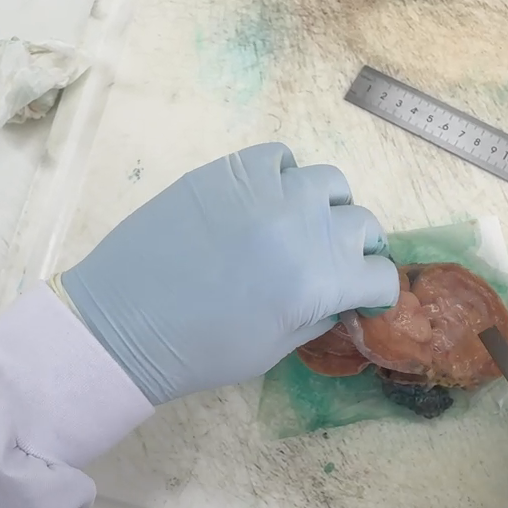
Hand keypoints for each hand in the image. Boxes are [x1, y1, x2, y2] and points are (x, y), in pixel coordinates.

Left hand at [61, 144, 399, 404]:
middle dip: (357, 248)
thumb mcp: (273, 350)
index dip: (376, 290)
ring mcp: (270, 191)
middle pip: (364, 224)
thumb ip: (318, 318)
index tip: (361, 296)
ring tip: (301, 223)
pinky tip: (266, 198)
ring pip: (330, 181)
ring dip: (327, 205)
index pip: (382, 275)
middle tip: (330, 262)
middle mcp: (307, 227)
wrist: (125, 320)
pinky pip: (280, 156)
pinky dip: (284, 175)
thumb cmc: (200, 350)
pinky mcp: (233, 169)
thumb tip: (342, 299)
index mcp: (322, 281)